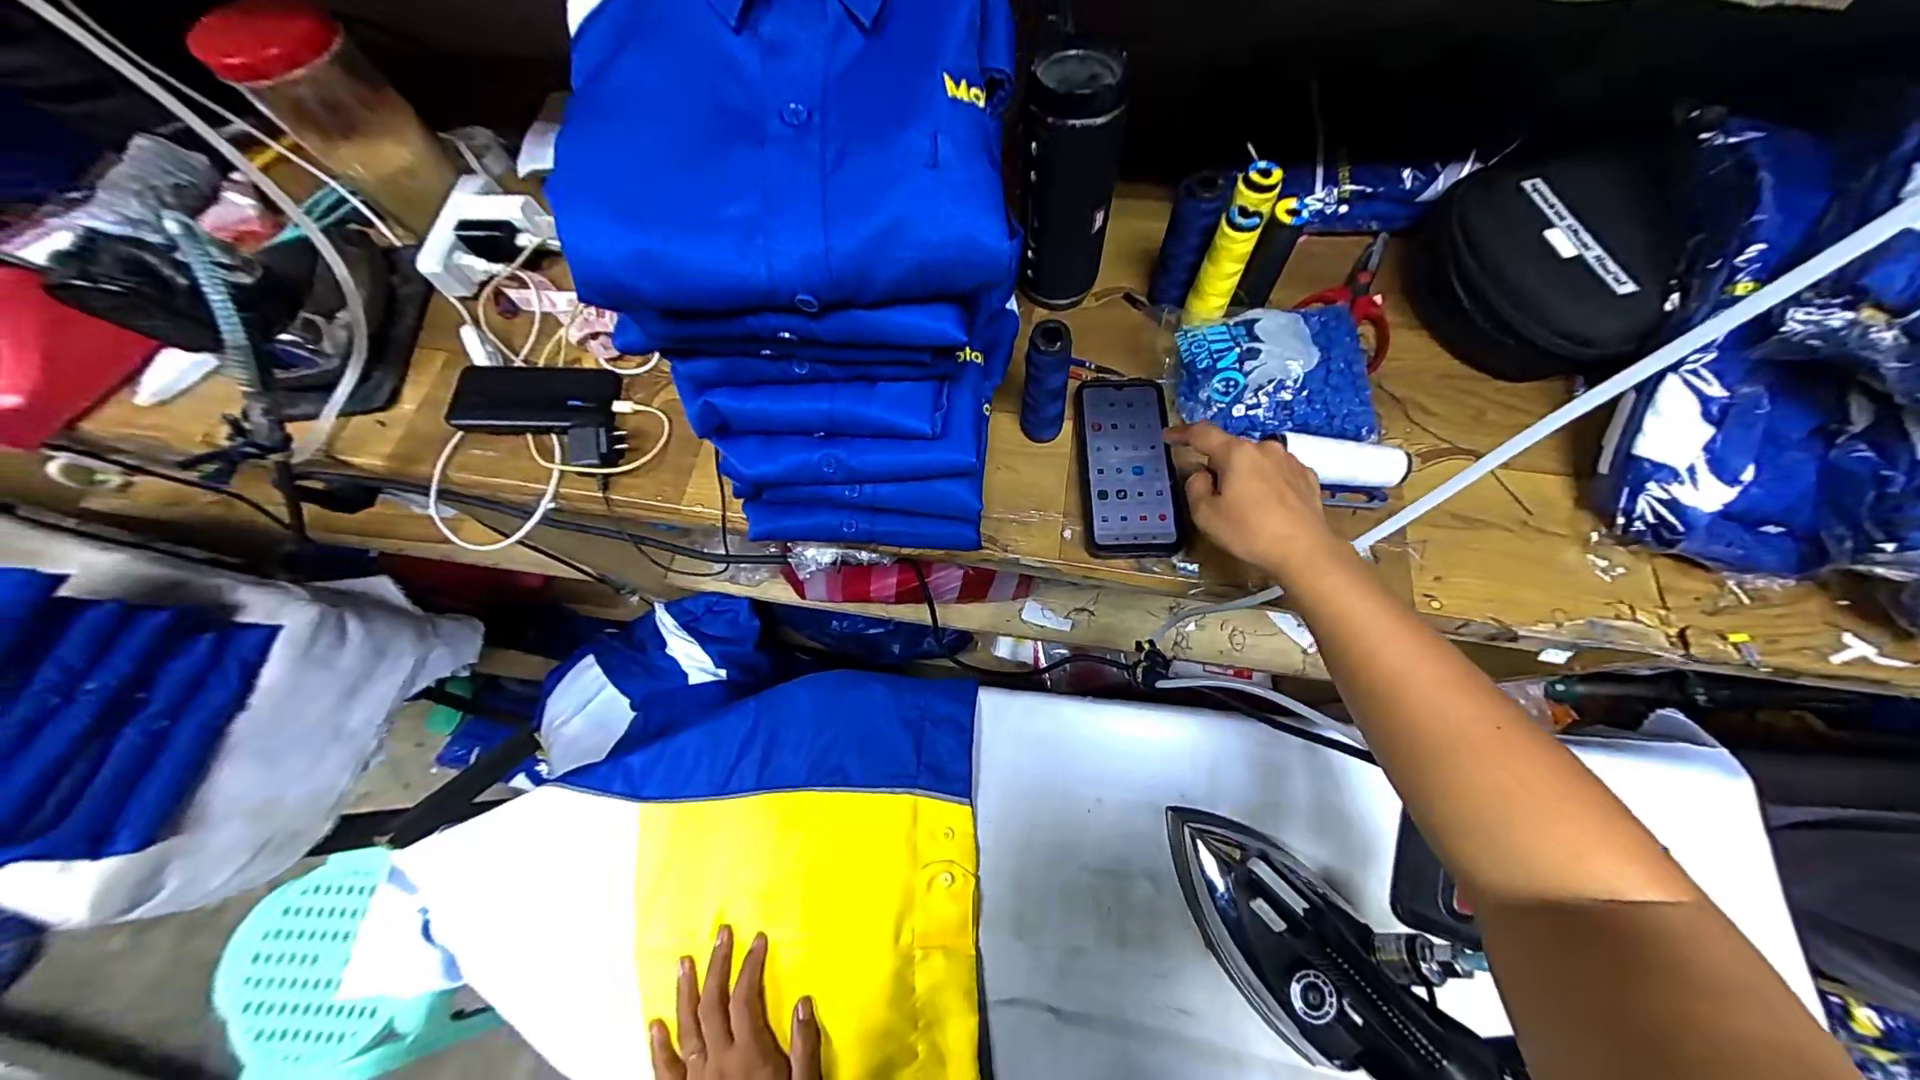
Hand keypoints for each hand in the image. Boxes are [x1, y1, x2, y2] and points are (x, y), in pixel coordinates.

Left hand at [650, 925, 821, 1079]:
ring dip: (686, 991)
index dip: (751, 964)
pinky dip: (659, 1046)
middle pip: (713, 1002)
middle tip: (722, 933)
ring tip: (685, 961)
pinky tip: (655, 1024)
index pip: (746, 996)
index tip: (758, 938)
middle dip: (718, 964)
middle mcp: (718, 1061)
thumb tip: (804, 1000)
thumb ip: (806, 1047)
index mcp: (749, 1055)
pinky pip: (666, 1071)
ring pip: (687, 1027)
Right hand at [1165, 422, 1350, 584]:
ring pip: (1256, 461)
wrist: (1305, 551)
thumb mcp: (1205, 515)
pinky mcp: (1308, 477)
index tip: (1169, 435)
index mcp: (1236, 453)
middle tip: (1213, 494)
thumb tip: (1203, 476)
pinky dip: (1267, 483)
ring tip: (1244, 504)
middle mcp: (1265, 448)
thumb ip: (1195, 488)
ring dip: (1245, 474)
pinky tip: (1268, 506)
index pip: (1202, 434)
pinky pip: (1277, 473)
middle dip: (1219, 465)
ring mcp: (1290, 461)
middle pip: (1232, 450)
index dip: (1182, 433)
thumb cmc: (1248, 532)